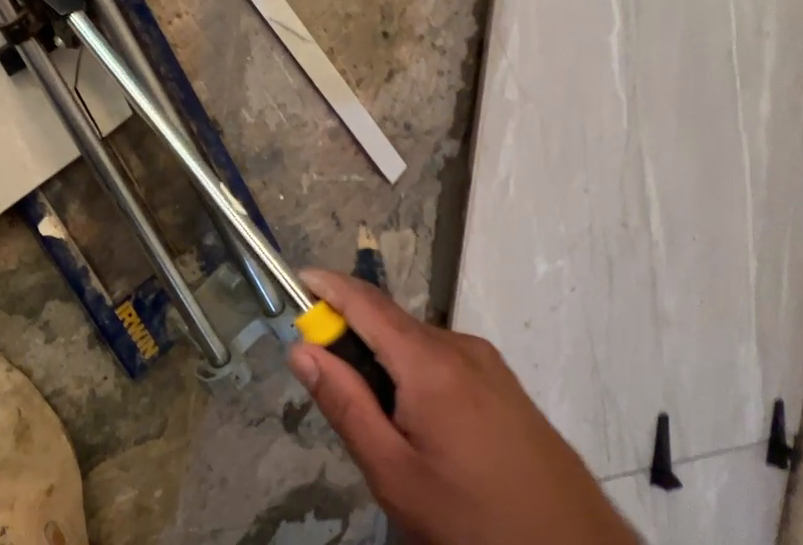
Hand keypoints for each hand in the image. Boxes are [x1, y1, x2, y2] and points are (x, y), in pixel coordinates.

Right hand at [287, 269, 636, 544]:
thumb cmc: (476, 521)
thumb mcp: (395, 474)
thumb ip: (344, 405)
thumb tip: (302, 349)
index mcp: (431, 363)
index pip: (364, 301)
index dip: (325, 286)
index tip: (293, 283)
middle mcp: (463, 349)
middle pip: (388, 325)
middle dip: (352, 343)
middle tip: (338, 399)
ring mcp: (492, 368)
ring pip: (416, 347)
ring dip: (385, 367)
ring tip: (386, 432)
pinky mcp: (509, 390)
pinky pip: (445, 365)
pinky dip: (416, 380)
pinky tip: (424, 435)